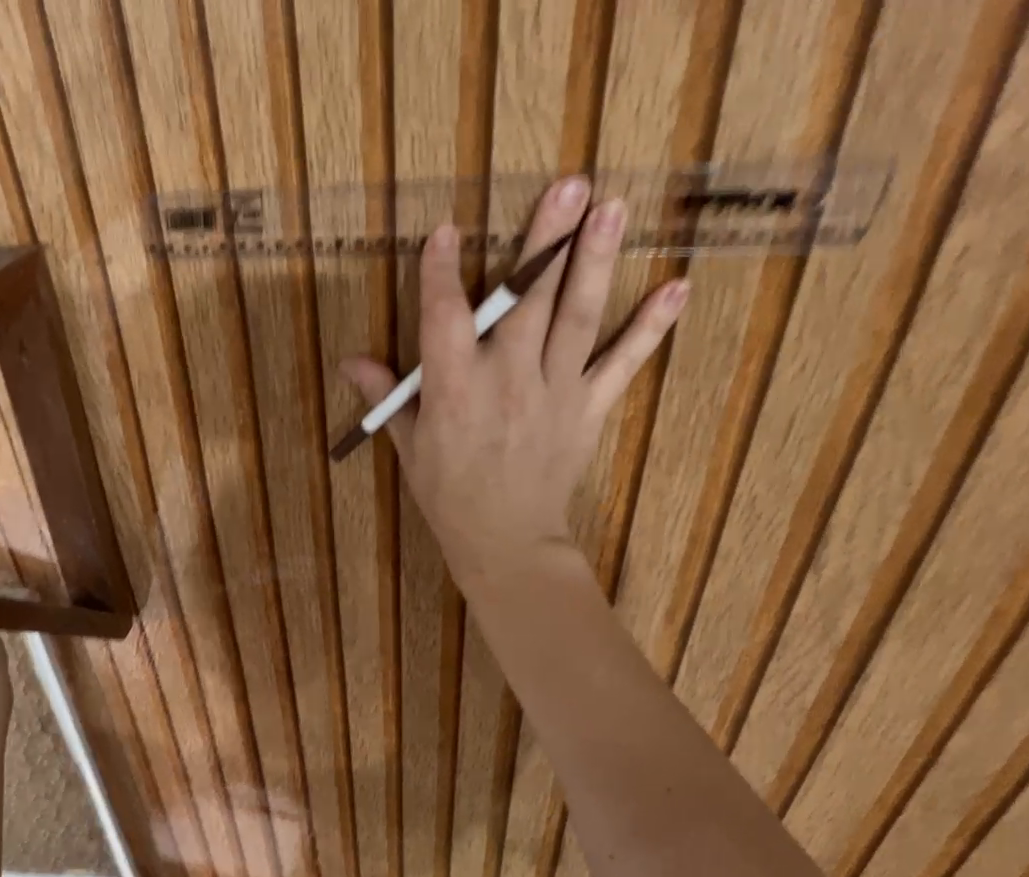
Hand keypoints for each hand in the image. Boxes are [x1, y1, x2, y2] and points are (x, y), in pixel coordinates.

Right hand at [341, 175, 687, 590]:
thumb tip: (351, 361)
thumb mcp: (408, 445)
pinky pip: (622, 363)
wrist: (504, 540)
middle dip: (545, 241)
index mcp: (453, 389)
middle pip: (525, 301)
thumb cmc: (447, 492)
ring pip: (576, 317)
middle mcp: (505, 379)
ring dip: (594, 262)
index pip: (445, 319)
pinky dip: (650, 328)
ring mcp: (553, 391)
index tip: (445, 231)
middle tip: (570, 185)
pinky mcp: (588, 408)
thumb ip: (386, 396)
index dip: (441, 274)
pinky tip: (677, 288)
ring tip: (612, 209)